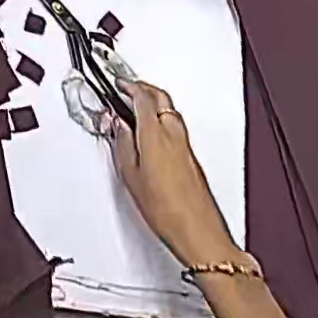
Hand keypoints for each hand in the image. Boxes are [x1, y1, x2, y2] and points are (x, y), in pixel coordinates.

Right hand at [106, 81, 240, 266]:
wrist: (199, 234)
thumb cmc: (167, 210)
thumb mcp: (130, 175)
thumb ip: (123, 144)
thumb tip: (118, 126)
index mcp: (155, 135)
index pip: (143, 98)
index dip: (129, 86)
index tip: (120, 83)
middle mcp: (173, 135)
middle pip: (161, 97)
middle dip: (144, 87)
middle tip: (130, 87)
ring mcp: (185, 146)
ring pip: (171, 110)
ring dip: (155, 101)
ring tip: (140, 104)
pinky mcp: (192, 157)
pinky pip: (176, 126)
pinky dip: (163, 117)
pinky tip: (154, 129)